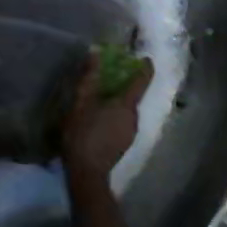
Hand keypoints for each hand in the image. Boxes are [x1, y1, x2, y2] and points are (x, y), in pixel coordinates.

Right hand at [61, 53, 154, 182]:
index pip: (141, 81)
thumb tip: (96, 53)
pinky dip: (115, 117)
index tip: (145, 58)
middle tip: (109, 79)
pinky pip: (122, 123)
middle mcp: (134, 117)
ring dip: (118, 103)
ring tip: (101, 101)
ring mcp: (131, 133)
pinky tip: (99, 121)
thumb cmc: (82, 135)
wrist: (86, 173)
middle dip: (125, 86)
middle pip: (133, 96)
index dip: (144, 68)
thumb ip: (90, 79)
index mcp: (126, 105)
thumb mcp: (81, 104)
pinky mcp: (124, 145)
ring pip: (127, 111)